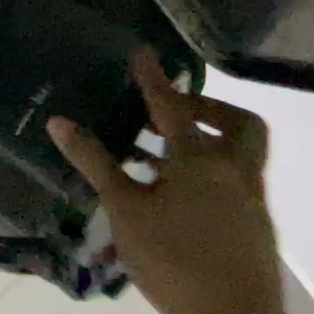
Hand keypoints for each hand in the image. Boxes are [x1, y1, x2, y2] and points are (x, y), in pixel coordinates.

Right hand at [47, 50, 283, 313]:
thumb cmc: (176, 261)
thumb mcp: (124, 209)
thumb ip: (96, 162)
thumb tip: (59, 122)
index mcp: (202, 162)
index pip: (174, 106)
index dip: (154, 77)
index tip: (144, 52)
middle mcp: (235, 175)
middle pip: (240, 127)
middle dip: (209, 109)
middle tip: (170, 109)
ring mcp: (251, 205)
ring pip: (238, 157)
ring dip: (202, 142)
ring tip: (153, 151)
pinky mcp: (255, 231)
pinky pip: (233, 182)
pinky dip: (205, 172)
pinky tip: (168, 191)